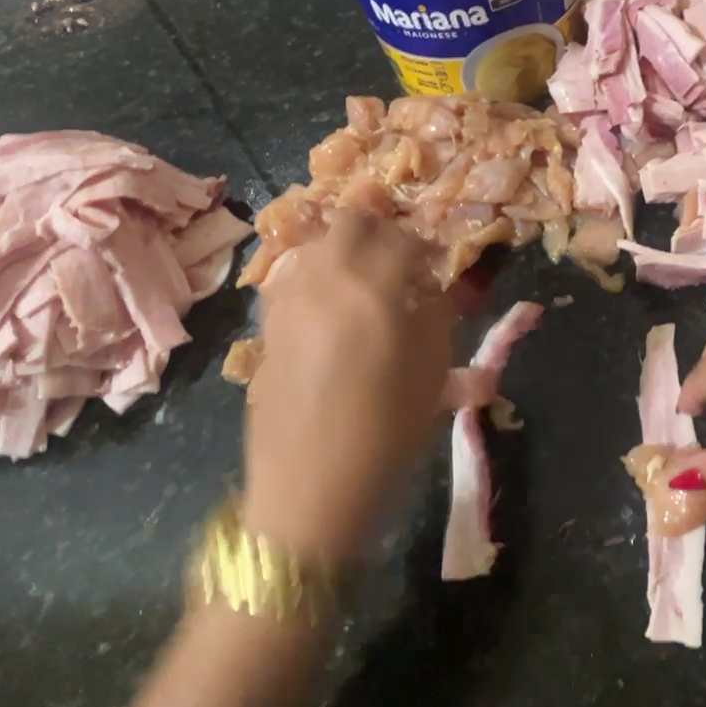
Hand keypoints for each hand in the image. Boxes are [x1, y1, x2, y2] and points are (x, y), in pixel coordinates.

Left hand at [241, 212, 453, 561]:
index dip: (424, 244)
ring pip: (315, 241)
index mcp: (376, 288)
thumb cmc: (387, 431)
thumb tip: (435, 281)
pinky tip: (329, 295)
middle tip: (399, 250)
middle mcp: (326, 279)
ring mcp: (289, 298)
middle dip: (379, 224)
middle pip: (350, 220)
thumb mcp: (433, 370)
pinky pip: (291, 273)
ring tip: (364, 272)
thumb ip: (438, 312)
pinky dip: (314, 270)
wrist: (310, 486)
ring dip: (344, 244)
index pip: (403, 237)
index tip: (436, 261)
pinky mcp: (267, 321)